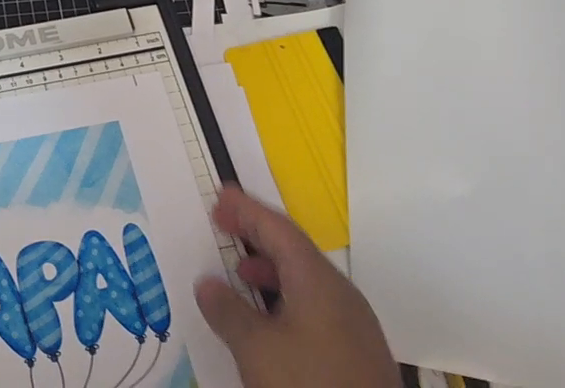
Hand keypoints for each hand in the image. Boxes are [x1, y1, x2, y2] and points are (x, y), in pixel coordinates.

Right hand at [195, 186, 395, 387]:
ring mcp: (353, 325)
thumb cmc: (308, 385)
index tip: (220, 195)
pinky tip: (269, 319)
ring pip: (306, 279)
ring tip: (240, 273)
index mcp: (317, 280)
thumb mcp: (255, 349)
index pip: (278, 229)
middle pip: (294, 250)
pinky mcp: (357, 353)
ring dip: (270, 268)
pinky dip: (285, 296)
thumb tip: (208, 284)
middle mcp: (340, 293)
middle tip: (222, 224)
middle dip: (256, 234)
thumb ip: (227, 311)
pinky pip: (315, 305)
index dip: (247, 210)